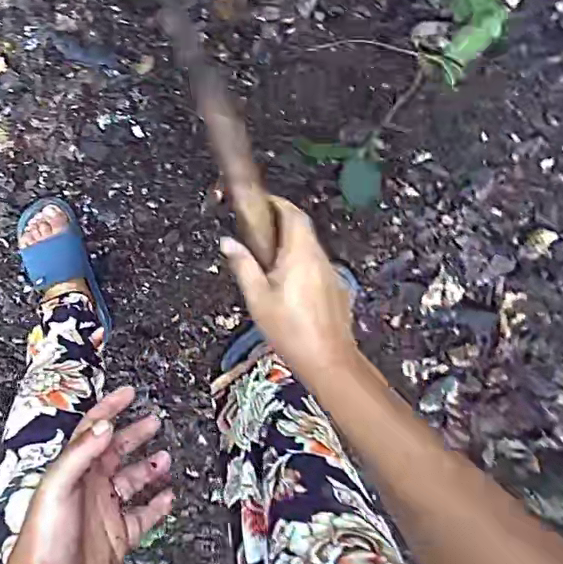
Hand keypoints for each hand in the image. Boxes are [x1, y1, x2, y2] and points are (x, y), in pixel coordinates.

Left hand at [0, 386, 173, 563]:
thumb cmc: (42, 539)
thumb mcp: (57, 485)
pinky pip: (142, 516)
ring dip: (149, 467)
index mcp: (74, 468)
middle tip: (153, 420)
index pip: (94, 428)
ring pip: (132, 481)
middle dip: (135, 434)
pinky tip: (167, 497)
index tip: (128, 394)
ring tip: (165, 456)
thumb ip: (81, 452)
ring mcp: (104, 510)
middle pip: (117, 451)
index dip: (111, 408)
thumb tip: (104, 424)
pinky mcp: (116, 537)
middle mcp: (90, 485)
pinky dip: (156, 505)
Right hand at [220, 196, 358, 380]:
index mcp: (299, 254)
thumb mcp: (257, 298)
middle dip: (281, 220)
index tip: (260, 202)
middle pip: (302, 227)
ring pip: (309, 245)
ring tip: (266, 255)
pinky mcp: (334, 287)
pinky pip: (315, 263)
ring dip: (290, 241)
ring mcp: (330, 272)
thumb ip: (243, 265)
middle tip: (257, 227)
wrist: (328, 361)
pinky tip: (285, 280)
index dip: (277, 202)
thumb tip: (228, 242)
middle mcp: (318, 257)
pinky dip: (300, 259)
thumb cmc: (290, 330)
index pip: (292, 213)